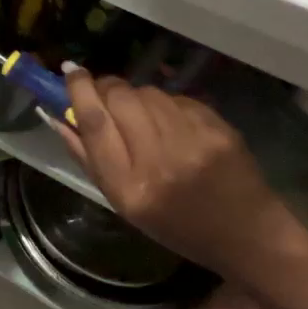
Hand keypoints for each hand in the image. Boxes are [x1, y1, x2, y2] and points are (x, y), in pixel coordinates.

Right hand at [52, 67, 307, 287]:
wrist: (250, 238)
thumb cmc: (176, 226)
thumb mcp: (123, 203)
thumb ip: (87, 157)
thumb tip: (57, 115)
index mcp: (129, 186)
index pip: (95, 122)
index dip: (79, 90)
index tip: (70, 70)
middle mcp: (160, 161)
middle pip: (120, 98)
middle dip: (107, 88)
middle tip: (104, 93)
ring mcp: (194, 141)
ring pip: (149, 92)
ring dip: (137, 96)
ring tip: (143, 116)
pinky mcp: (219, 129)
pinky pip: (178, 98)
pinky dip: (167, 104)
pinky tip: (173, 123)